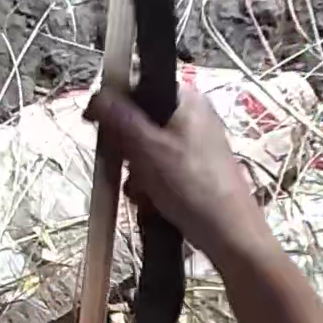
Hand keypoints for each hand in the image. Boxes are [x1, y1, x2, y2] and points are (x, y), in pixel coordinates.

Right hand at [86, 86, 271, 260]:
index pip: (138, 90)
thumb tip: (94, 97)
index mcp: (184, 99)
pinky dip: (150, 188)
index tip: (101, 132)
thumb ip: (119, 119)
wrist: (228, 232)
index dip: (114, 109)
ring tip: (145, 193)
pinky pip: (157, 173)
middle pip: (138, 125)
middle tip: (127, 170)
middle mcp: (189, 117)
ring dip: (136, 176)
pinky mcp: (190, 173)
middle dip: (126, 153)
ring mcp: (191, 147)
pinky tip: (152, 204)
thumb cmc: (190, 185)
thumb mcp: (148, 148)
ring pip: (144, 153)